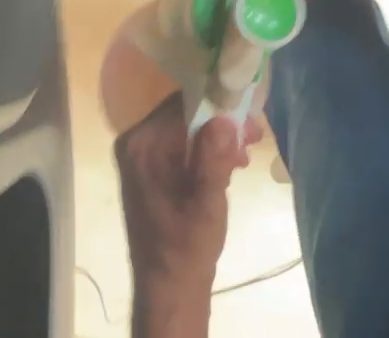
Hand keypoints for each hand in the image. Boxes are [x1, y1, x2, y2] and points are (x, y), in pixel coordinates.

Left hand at [115, 94, 255, 294]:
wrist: (168, 285)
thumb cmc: (189, 246)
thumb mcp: (207, 203)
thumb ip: (212, 159)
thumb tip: (223, 119)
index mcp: (145, 146)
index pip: (186, 103)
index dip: (222, 107)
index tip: (251, 124)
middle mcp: (136, 142)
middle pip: (185, 110)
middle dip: (222, 121)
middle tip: (252, 139)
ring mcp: (139, 153)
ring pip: (186, 124)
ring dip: (217, 134)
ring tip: (242, 156)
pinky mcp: (147, 165)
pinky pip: (180, 138)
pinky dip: (204, 146)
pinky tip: (226, 164)